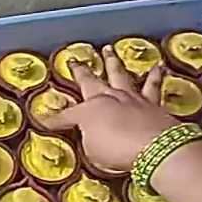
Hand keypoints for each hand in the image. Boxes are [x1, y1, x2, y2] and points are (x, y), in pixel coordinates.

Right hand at [39, 45, 178, 172]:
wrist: (156, 149)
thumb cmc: (118, 151)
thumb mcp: (92, 151)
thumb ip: (89, 138)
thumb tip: (90, 135)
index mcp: (88, 110)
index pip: (65, 115)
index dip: (53, 120)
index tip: (43, 121)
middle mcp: (109, 97)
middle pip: (90, 80)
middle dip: (80, 71)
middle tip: (75, 61)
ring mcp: (132, 97)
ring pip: (120, 73)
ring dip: (113, 62)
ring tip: (110, 51)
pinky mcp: (154, 103)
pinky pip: (153, 86)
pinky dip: (155, 75)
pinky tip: (158, 66)